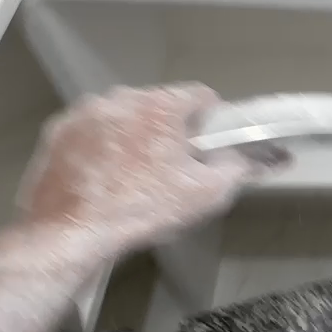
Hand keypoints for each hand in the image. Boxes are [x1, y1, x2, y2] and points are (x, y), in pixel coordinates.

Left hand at [16, 84, 283, 265]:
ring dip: (135, 135)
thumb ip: (242, 167)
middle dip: (169, 129)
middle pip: (162, 105)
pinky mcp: (58, 131)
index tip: (206, 146)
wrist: (68, 236)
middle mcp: (123, 98)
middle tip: (170, 167)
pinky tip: (104, 177)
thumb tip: (273, 158)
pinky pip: (93, 129)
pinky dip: (102, 145)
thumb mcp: (208, 193)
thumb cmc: (142, 211)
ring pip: (126, 115)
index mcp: (162, 105)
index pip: (201, 95)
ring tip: (133, 175)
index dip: (210, 121)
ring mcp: (86, 112)